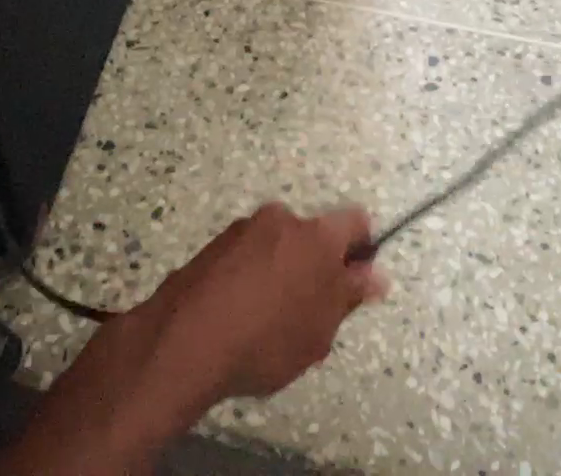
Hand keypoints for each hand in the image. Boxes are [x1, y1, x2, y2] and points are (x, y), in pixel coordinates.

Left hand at [139, 203, 387, 400]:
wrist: (185, 341)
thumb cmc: (267, 338)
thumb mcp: (321, 328)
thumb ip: (350, 294)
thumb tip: (376, 274)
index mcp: (315, 234)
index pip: (356, 221)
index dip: (362, 250)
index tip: (354, 285)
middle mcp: (279, 219)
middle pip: (313, 235)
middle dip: (317, 266)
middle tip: (311, 314)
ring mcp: (241, 230)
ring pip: (277, 246)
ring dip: (281, 272)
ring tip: (269, 323)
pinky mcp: (212, 246)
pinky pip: (246, 257)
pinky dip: (251, 279)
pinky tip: (240, 318)